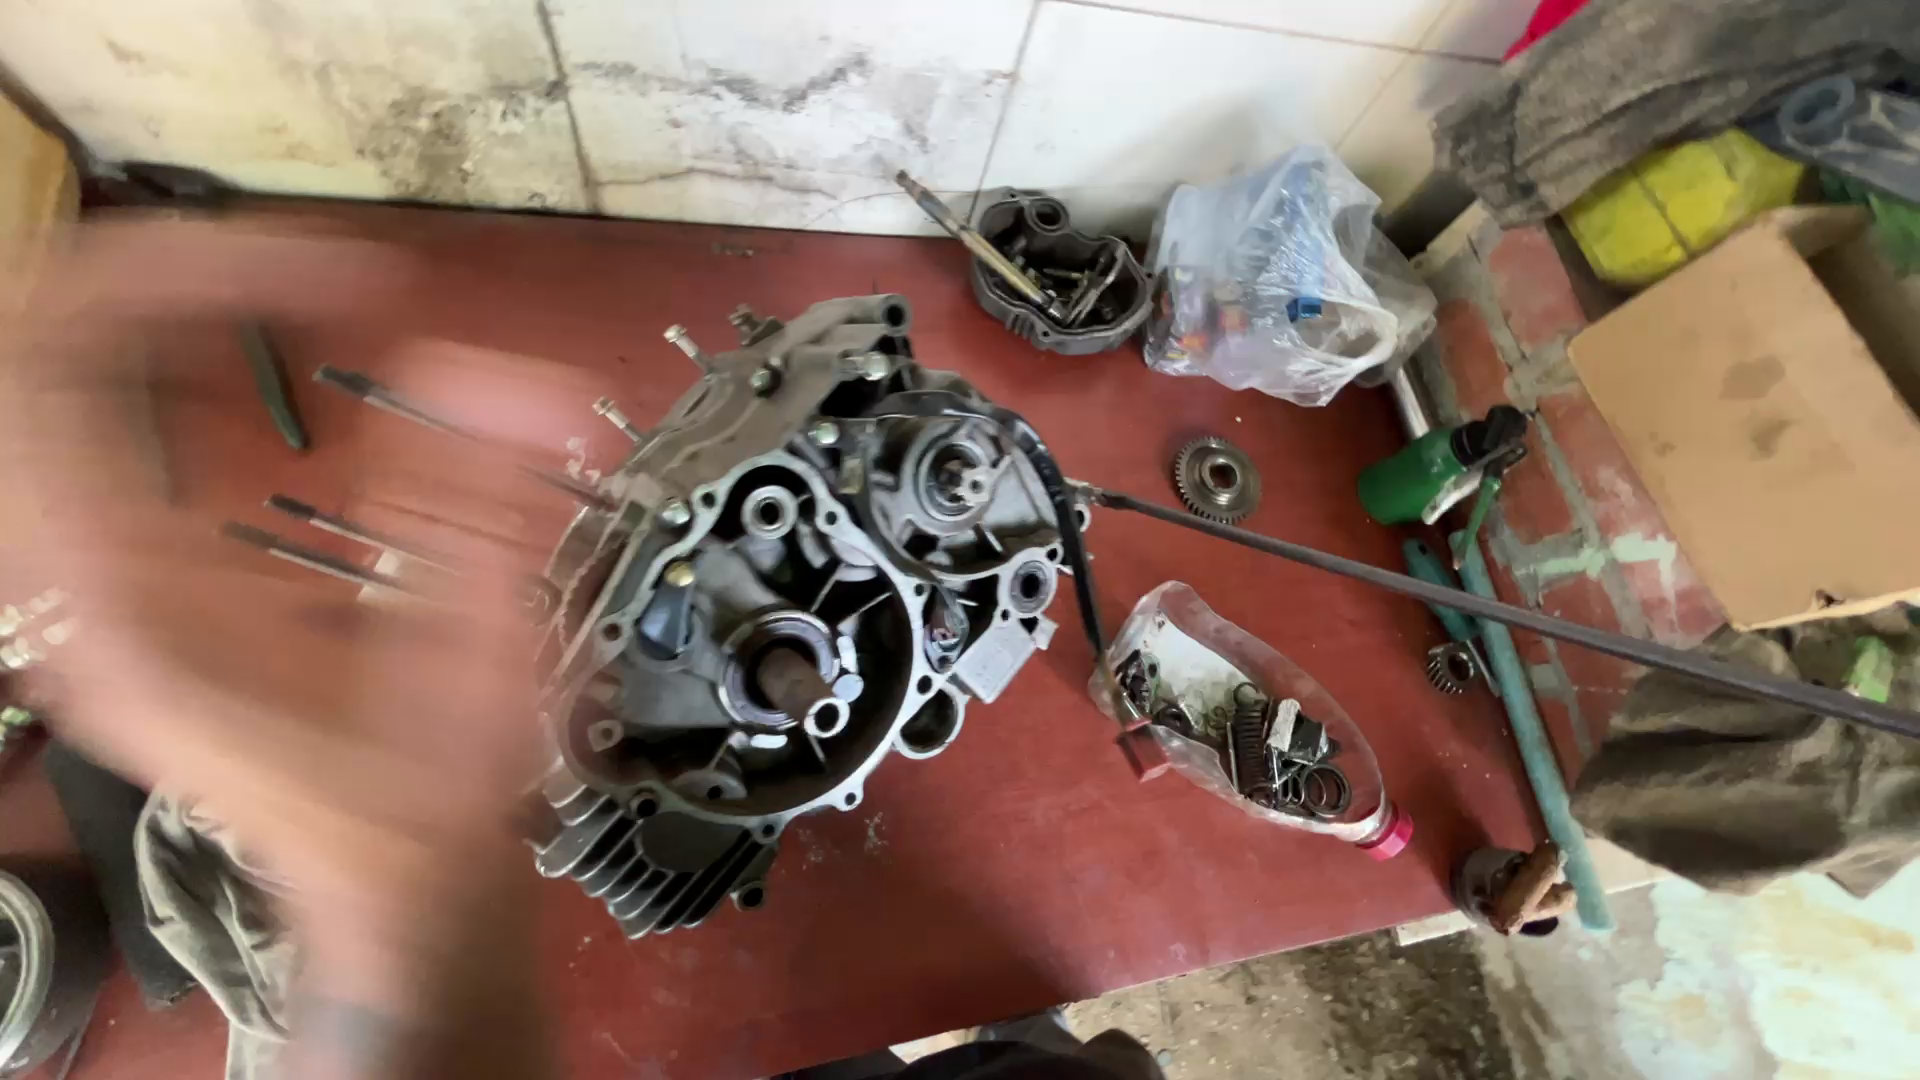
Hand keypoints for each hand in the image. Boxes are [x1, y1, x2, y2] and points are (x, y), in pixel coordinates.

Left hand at [0, 217, 593, 1035]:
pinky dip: (229, 380)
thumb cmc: (425, 793)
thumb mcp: (472, 654)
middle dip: (222, 289)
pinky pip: (147, 432)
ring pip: (101, 381)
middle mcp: (89, 572)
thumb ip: (486, 510)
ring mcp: (114, 572)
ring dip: (225, 328)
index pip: (69, 355)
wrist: (396, 868)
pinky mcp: (164, 575)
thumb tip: (510, 382)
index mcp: (131, 588)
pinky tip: (323, 386)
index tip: (361, 280)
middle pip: (68, 345)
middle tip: (358, 289)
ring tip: (350, 322)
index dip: (217, 280)